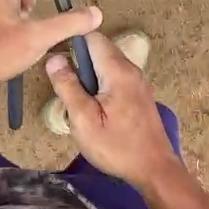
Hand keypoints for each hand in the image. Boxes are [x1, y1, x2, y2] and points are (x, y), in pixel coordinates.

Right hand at [45, 32, 186, 191]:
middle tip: (63, 85)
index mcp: (118, 71)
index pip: (93, 37)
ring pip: (107, 65)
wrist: (154, 170)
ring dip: (89, 75)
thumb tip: (54, 58)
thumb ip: (68, 86)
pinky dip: (101, 85)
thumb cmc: (117, 147)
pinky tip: (94, 108)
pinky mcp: (140, 96)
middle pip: (100, 50)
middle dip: (79, 61)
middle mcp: (132, 70)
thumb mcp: (83, 119)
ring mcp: (139, 83)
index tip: (56, 60)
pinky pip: (116, 78)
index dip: (71, 42)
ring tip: (76, 99)